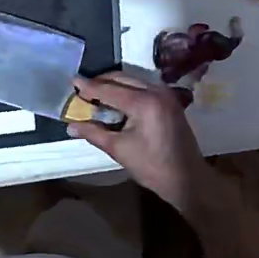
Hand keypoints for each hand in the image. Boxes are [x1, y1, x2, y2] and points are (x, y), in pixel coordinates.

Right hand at [69, 71, 212, 212]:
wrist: (187, 179)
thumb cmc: (152, 166)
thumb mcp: (118, 149)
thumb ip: (93, 133)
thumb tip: (70, 126)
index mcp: (143, 103)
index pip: (109, 89)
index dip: (88, 86)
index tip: (72, 80)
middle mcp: (156, 92)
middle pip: (122, 78)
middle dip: (100, 82)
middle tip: (82, 89)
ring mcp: (166, 95)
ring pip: (133, 81)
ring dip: (114, 85)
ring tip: (95, 94)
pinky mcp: (170, 101)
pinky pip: (143, 87)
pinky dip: (127, 90)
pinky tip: (116, 101)